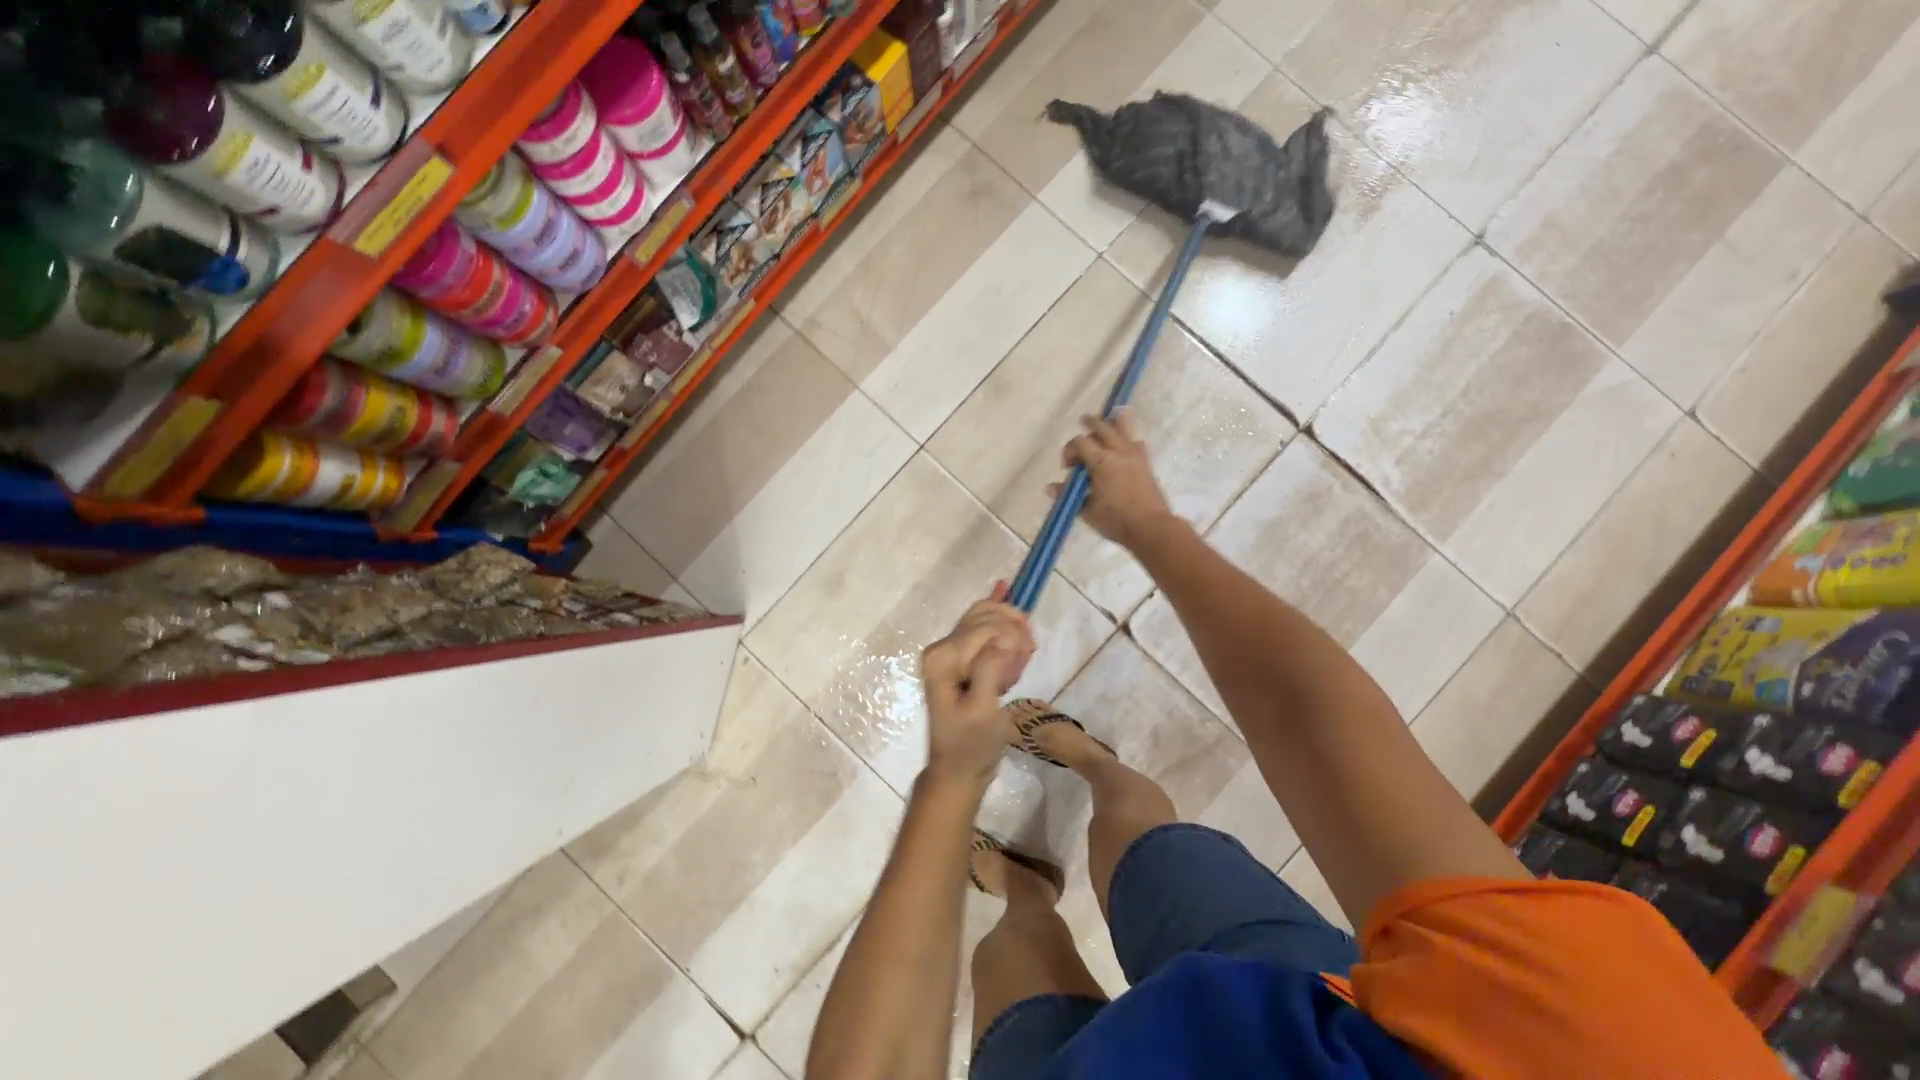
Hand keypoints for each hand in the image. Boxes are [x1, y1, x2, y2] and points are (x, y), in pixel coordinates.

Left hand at [921, 583, 1033, 785]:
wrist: (957, 769)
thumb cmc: (971, 744)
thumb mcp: (983, 710)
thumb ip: (990, 669)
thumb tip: (1005, 637)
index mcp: (942, 657)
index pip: (986, 626)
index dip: (1013, 635)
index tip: (1028, 657)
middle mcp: (940, 648)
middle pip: (985, 615)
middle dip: (1013, 629)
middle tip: (1028, 655)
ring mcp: (948, 652)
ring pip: (986, 619)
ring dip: (1011, 633)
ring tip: (1021, 660)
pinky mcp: (959, 660)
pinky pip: (983, 631)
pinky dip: (1002, 631)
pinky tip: (1007, 599)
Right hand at [1054, 410, 1174, 551]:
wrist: (1151, 527)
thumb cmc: (1116, 520)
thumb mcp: (1087, 510)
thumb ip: (1068, 495)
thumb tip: (1049, 488)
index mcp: (1101, 461)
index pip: (1079, 442)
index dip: (1069, 450)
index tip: (1067, 466)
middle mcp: (1118, 452)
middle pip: (1102, 427)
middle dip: (1090, 423)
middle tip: (1083, 420)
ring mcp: (1135, 455)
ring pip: (1123, 429)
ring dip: (1113, 422)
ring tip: (1110, 416)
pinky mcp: (1146, 463)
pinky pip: (1136, 442)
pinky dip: (1129, 438)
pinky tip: (1126, 443)